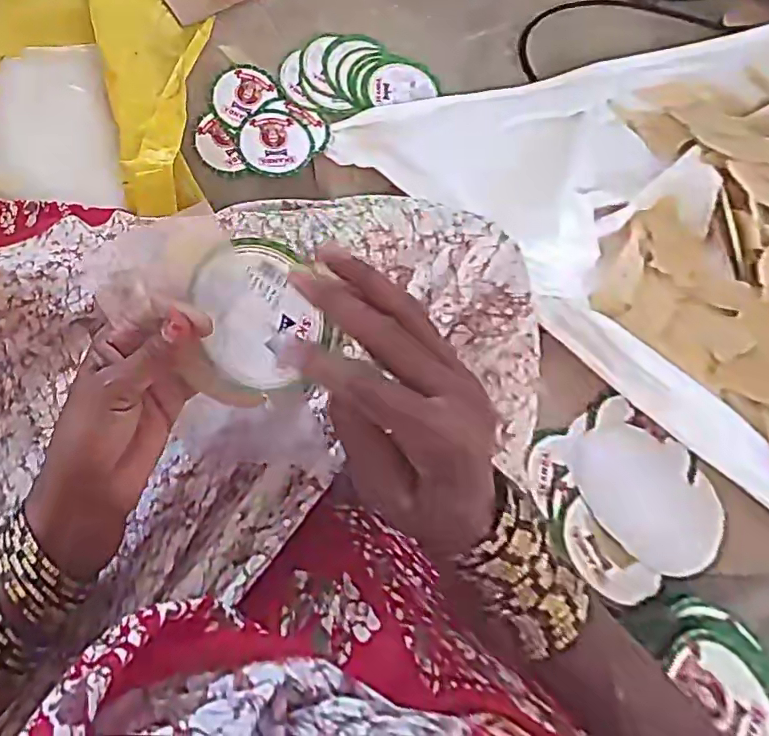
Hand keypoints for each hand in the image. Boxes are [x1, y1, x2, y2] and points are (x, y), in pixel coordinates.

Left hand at [27, 308, 206, 579]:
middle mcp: (136, 352)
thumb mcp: (116, 388)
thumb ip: (152, 355)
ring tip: (232, 338)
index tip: (198, 318)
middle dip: (192, 323)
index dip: (171, 309)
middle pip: (168, 327)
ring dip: (205, 345)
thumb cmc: (89, 432)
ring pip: (185, 350)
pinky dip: (213, 372)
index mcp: (112, 341)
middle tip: (220, 327)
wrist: (91, 492)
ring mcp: (156, 375)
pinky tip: (231, 363)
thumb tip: (182, 320)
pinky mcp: (174, 399)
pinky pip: (196, 378)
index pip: (144, 312)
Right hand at [288, 248, 500, 559]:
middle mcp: (456, 391)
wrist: (484, 515)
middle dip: (341, 302)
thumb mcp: (387, 496)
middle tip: (299, 277)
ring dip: (365, 279)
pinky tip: (356, 274)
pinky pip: (418, 319)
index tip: (285, 347)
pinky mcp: (455, 361)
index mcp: (441, 435)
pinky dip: (384, 292)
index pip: (374, 389)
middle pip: (393, 336)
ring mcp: (460, 371)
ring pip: (409, 313)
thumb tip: (335, 385)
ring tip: (327, 253)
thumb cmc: (430, 516)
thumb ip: (361, 440)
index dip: (327, 366)